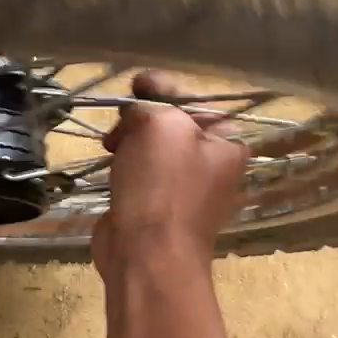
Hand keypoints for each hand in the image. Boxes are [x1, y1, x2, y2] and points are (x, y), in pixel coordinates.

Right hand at [92, 72, 248, 270]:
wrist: (145, 254)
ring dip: (129, 141)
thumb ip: (151, 105)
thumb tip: (136, 111)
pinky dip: (124, 165)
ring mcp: (183, 188)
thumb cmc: (161, 187)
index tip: (135, 84)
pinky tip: (111, 167)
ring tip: (111, 147)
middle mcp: (210, 165)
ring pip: (152, 147)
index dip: (165, 87)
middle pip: (172, 123)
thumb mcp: (161, 126)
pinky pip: (140, 172)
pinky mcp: (156, 205)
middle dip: (142, 117)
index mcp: (227, 144)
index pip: (196, 100)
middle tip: (120, 123)